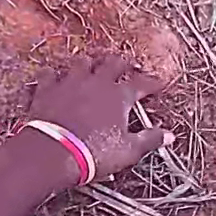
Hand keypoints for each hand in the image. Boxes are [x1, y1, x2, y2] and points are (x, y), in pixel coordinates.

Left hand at [24, 53, 171, 183]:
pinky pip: (49, 75)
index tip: (159, 83)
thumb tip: (168, 136)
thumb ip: (149, 139)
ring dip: (89, 63)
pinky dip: (53, 76)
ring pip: (82, 63)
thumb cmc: (94, 152)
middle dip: (121, 63)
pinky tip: (53, 77)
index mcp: (118, 96)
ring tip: (91, 65)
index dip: (151, 83)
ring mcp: (69, 82)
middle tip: (126, 64)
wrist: (52, 152)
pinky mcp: (47, 89)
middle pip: (112, 64)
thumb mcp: (128, 150)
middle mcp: (96, 82)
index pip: (141, 84)